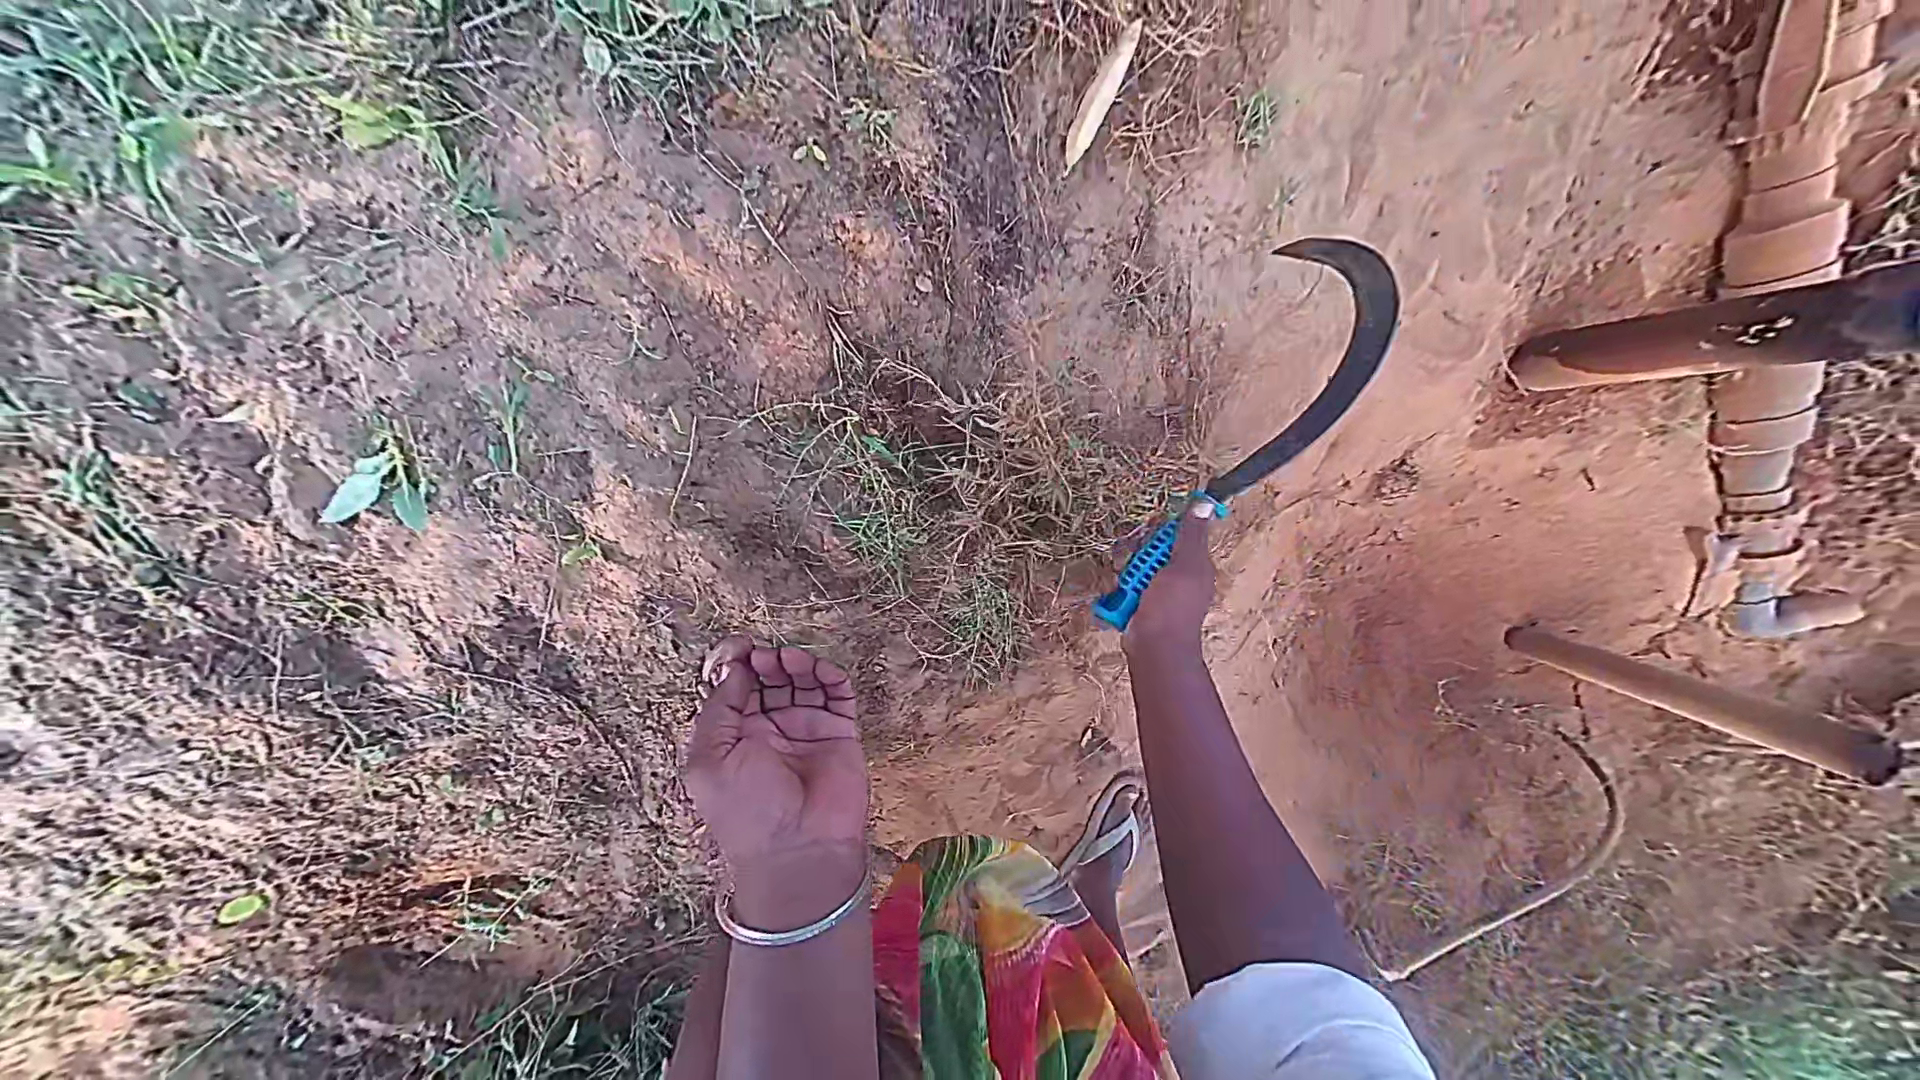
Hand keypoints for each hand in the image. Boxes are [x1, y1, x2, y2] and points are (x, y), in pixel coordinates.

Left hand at [683, 636, 869, 928]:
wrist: (799, 849)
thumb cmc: (748, 808)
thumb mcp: (711, 759)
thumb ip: (719, 709)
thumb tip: (734, 669)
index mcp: (735, 737)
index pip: (737, 689)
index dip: (738, 666)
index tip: (740, 647)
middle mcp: (771, 730)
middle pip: (771, 680)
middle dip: (767, 662)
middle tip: (765, 656)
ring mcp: (807, 730)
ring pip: (804, 682)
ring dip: (796, 664)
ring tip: (789, 661)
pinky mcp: (840, 732)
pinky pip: (837, 695)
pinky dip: (830, 676)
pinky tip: (820, 671)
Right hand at [1123, 501, 1215, 652]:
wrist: (1154, 648)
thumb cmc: (1172, 606)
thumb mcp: (1184, 564)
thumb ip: (1190, 535)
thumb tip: (1204, 503)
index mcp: (1195, 564)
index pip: (1178, 535)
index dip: (1163, 530)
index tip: (1151, 532)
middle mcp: (1178, 577)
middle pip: (1153, 550)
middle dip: (1139, 553)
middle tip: (1134, 560)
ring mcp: (1158, 592)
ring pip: (1136, 568)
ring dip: (1127, 572)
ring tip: (1127, 582)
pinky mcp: (1139, 605)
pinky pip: (1126, 587)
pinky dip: (1120, 590)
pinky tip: (1120, 595)